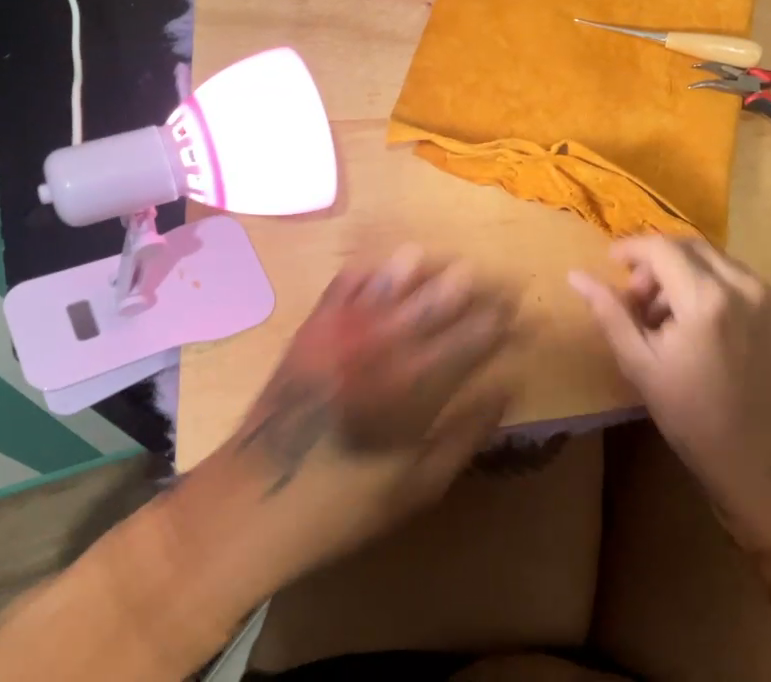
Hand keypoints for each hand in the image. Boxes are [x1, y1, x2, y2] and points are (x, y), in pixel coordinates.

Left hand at [225, 247, 517, 575]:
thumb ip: (464, 435)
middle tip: (495, 277)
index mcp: (412, 390)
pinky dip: (370, 274)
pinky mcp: (309, 332)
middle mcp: (380, 351)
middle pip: (436, 303)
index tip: (520, 312)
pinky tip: (385, 269)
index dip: (499, 323)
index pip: (470, 341)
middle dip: (471, 287)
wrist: (250, 504)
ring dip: (424, 271)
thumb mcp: (417, 488)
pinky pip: (343, 287)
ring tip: (447, 263)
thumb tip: (504, 389)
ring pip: (391, 286)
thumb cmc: (341, 506)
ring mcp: (340, 336)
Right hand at [569, 237, 770, 551]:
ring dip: (685, 273)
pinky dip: (714, 286)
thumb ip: (609, 313)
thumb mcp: (641, 365)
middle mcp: (745, 284)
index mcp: (707, 299)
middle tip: (638, 296)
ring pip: (716, 260)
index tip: (611, 264)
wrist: (763, 460)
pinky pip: (740, 278)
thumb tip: (576, 275)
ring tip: (668, 317)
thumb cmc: (693, 417)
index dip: (631, 249)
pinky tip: (702, 325)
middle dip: (657, 261)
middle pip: (690, 246)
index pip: (661, 248)